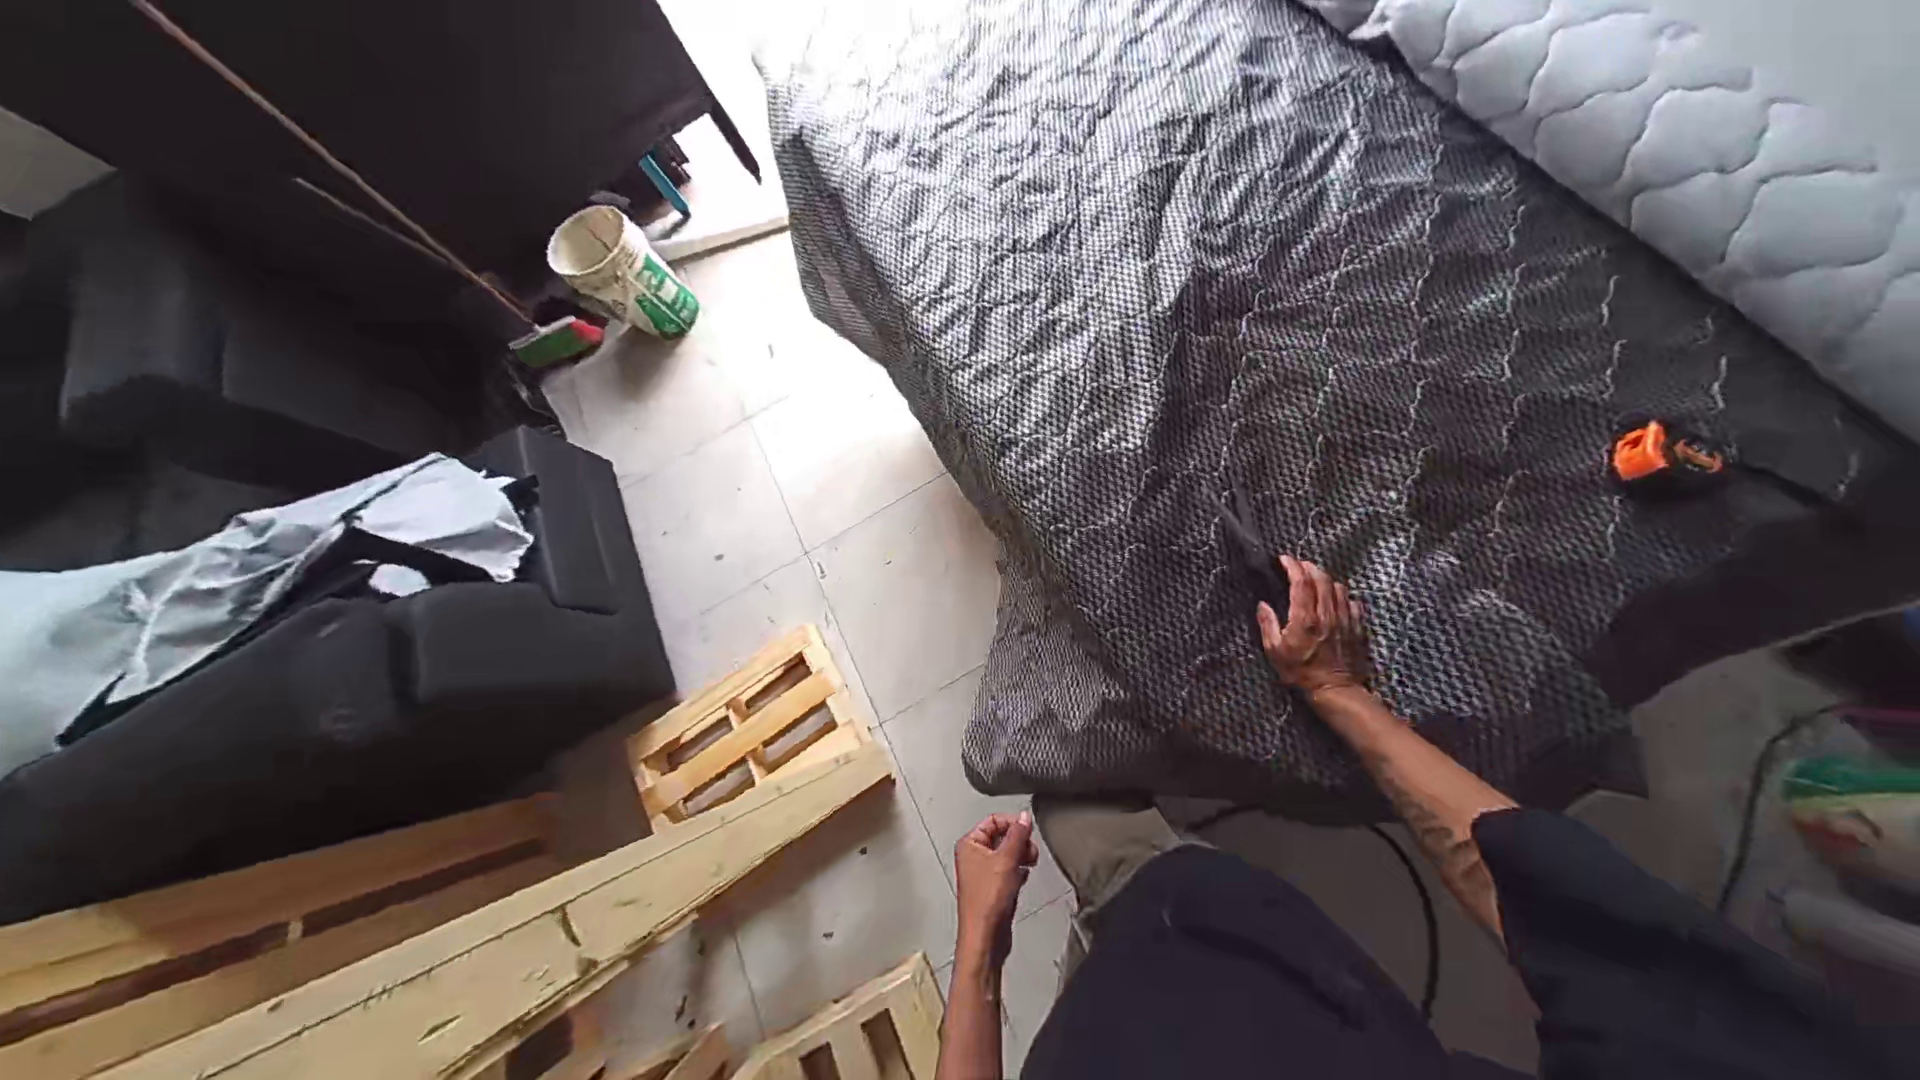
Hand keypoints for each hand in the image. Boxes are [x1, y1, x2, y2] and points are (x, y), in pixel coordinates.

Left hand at [953, 811, 1038, 968]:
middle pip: (1002, 835)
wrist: (986, 936)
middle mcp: (973, 856)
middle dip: (1019, 841)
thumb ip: (1018, 835)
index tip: (1028, 830)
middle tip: (1029, 850)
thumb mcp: (1006, 859)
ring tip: (1028, 864)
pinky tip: (1021, 878)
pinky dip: (1018, 871)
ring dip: (1020, 856)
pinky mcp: (993, 887)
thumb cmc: (986, 902)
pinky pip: (1009, 870)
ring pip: (1007, 853)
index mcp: (969, 843)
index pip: (993, 819)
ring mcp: (983, 872)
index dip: (1013, 823)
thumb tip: (1024, 817)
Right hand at [1256, 554, 1372, 694]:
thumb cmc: (1300, 672)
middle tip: (1298, 566)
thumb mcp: (1274, 650)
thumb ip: (1268, 624)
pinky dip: (1342, 596)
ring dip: (1325, 579)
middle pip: (1322, 579)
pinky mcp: (1357, 627)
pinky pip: (1352, 602)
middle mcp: (1327, 614)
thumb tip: (1263, 605)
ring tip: (1315, 581)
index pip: (1300, 582)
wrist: (1335, 690)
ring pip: (1338, 588)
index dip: (1292, 566)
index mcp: (1305, 618)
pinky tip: (1334, 600)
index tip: (1283, 559)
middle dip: (1309, 567)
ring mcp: (1345, 619)